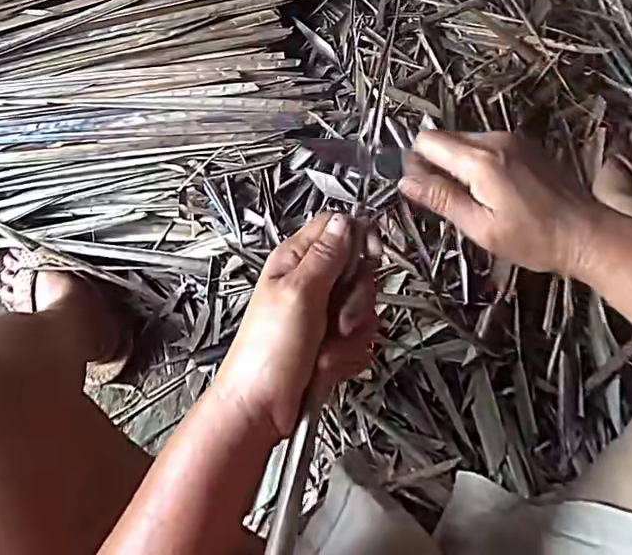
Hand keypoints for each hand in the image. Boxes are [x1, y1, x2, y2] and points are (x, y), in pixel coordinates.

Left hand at [214, 212, 379, 441]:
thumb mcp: (299, 294)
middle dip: (356, 299)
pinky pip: (361, 338)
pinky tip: (327, 363)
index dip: (359, 237)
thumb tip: (343, 220)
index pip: (336, 227)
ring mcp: (323, 313)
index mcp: (296, 260)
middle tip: (338, 318)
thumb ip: (325, 256)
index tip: (370, 257)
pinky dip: (349, 354)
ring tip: (326, 348)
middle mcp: (311, 282)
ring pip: (364, 307)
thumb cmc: (265, 353)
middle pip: (358, 270)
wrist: (261, 412)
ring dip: (351, 334)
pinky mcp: (332, 341)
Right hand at [400, 130, 617, 276]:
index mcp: (480, 161)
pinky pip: (486, 143)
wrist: (588, 234)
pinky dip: (479, 161)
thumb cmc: (536, 239)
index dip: (417, 163)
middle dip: (437, 164)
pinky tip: (496, 190)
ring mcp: (512, 138)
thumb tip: (406, 180)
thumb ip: (441, 198)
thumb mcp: (481, 227)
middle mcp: (495, 140)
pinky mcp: (524, 143)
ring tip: (477, 198)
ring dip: (459, 164)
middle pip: (444, 138)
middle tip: (450, 199)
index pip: (427, 141)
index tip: (423, 188)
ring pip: (464, 140)